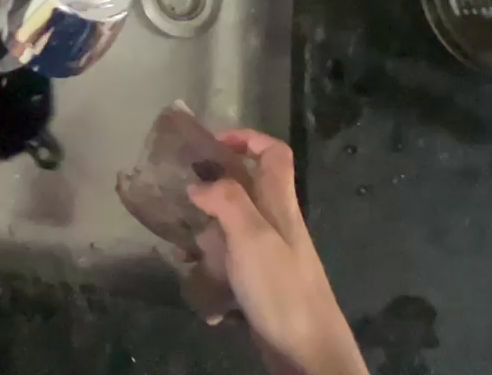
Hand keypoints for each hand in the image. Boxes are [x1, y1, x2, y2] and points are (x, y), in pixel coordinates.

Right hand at [188, 129, 368, 374]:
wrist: (310, 358)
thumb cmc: (283, 290)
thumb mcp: (252, 236)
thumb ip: (225, 200)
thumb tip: (198, 183)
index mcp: (279, 204)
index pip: (273, 152)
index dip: (246, 138)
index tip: (212, 145)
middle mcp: (276, 223)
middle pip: (246, 186)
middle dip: (212, 185)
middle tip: (182, 191)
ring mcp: (269, 255)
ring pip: (231, 225)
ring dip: (205, 230)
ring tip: (181, 239)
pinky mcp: (260, 284)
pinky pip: (228, 263)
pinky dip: (210, 269)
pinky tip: (195, 279)